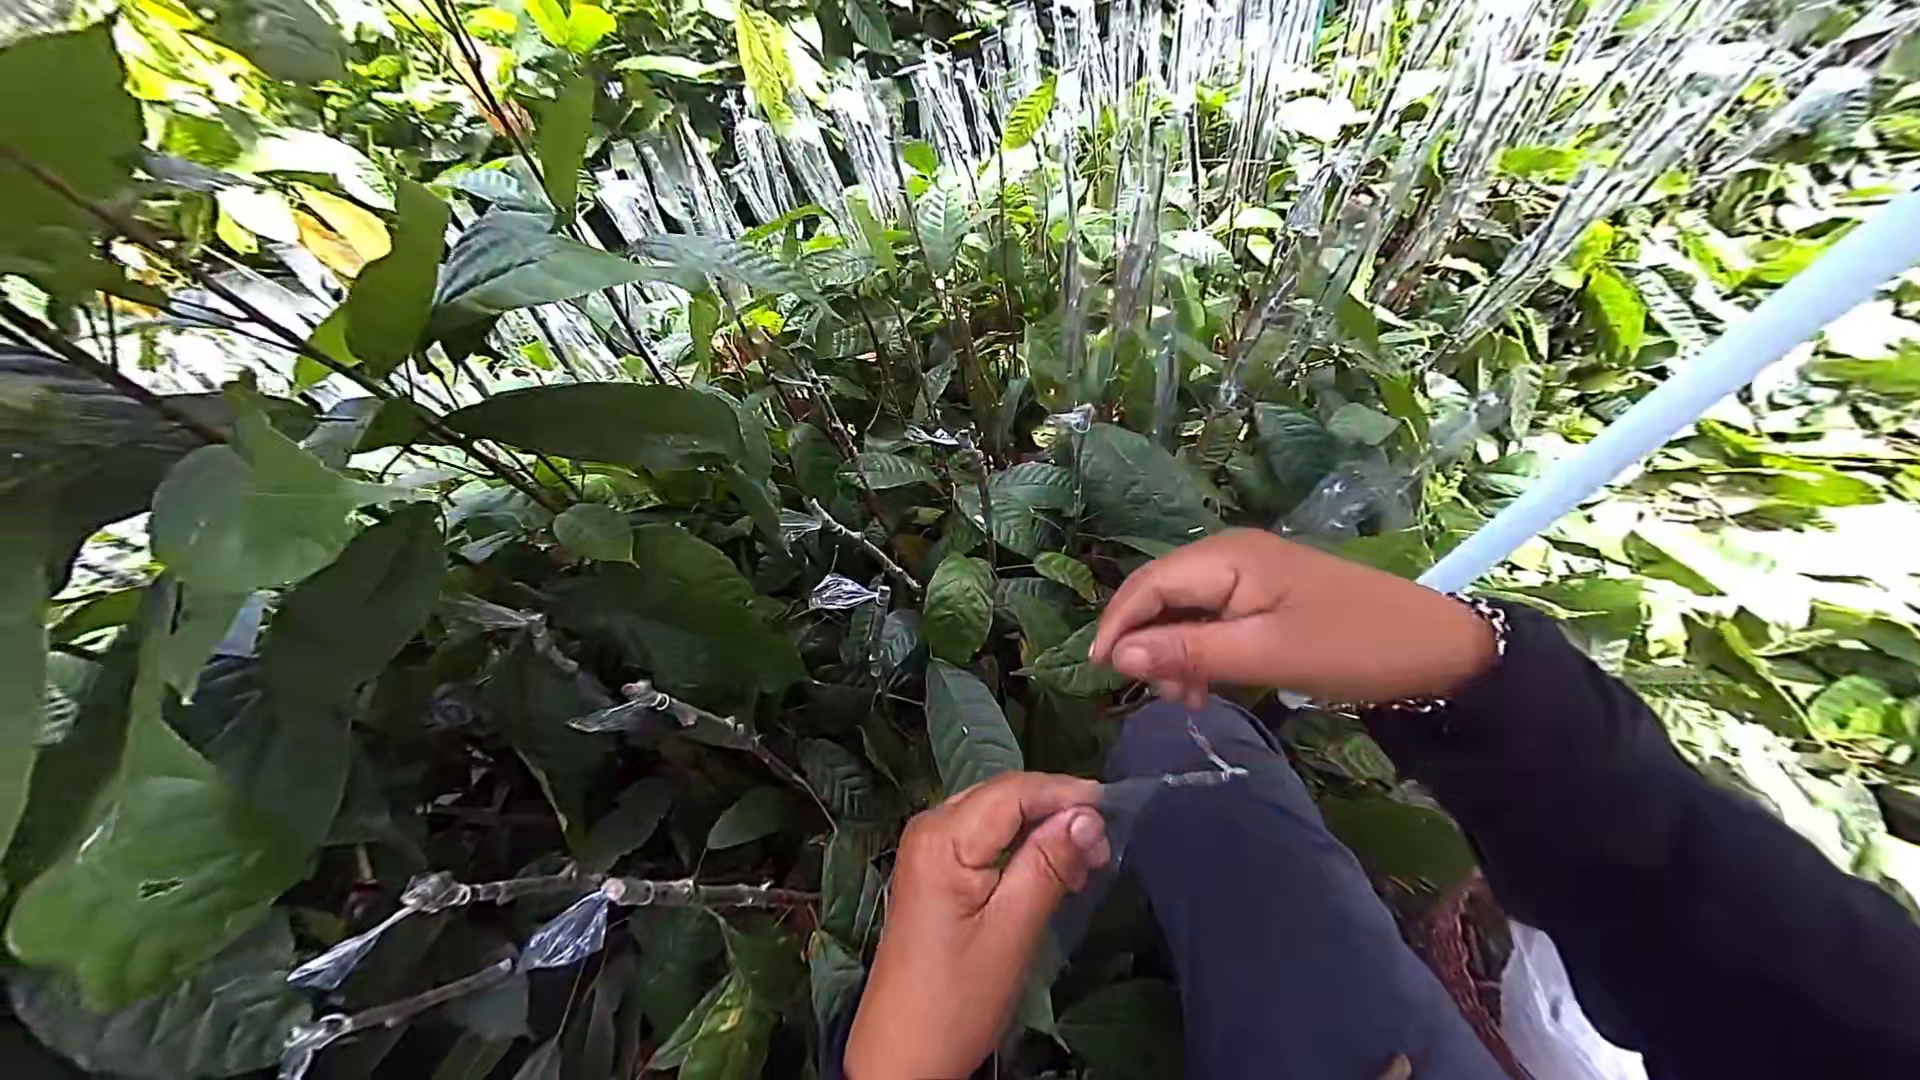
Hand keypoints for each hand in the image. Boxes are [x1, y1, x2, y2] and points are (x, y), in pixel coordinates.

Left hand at [845, 772, 1109, 1079]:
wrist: (902, 1053)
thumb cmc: (957, 998)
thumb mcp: (1011, 932)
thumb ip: (1048, 865)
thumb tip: (1087, 816)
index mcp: (942, 836)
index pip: (1012, 791)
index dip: (1062, 792)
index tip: (1110, 807)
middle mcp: (931, 824)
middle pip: (1004, 795)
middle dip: (1055, 809)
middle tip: (1101, 841)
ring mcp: (929, 842)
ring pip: (997, 811)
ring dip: (1042, 826)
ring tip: (1086, 858)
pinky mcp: (934, 862)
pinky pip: (985, 833)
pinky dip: (1021, 842)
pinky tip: (1051, 865)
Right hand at [1088, 529, 1496, 706]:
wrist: (1441, 648)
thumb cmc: (1352, 646)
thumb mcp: (1264, 654)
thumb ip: (1187, 651)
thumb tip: (1118, 657)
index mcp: (1225, 558)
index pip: (1147, 585)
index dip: (1117, 625)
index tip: (1098, 669)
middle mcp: (1227, 554)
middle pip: (1160, 593)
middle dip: (1145, 641)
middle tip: (1152, 691)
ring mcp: (1245, 573)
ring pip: (1182, 608)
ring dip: (1171, 649)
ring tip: (1185, 696)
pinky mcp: (1260, 593)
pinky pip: (1209, 616)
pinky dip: (1198, 649)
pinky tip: (1205, 683)